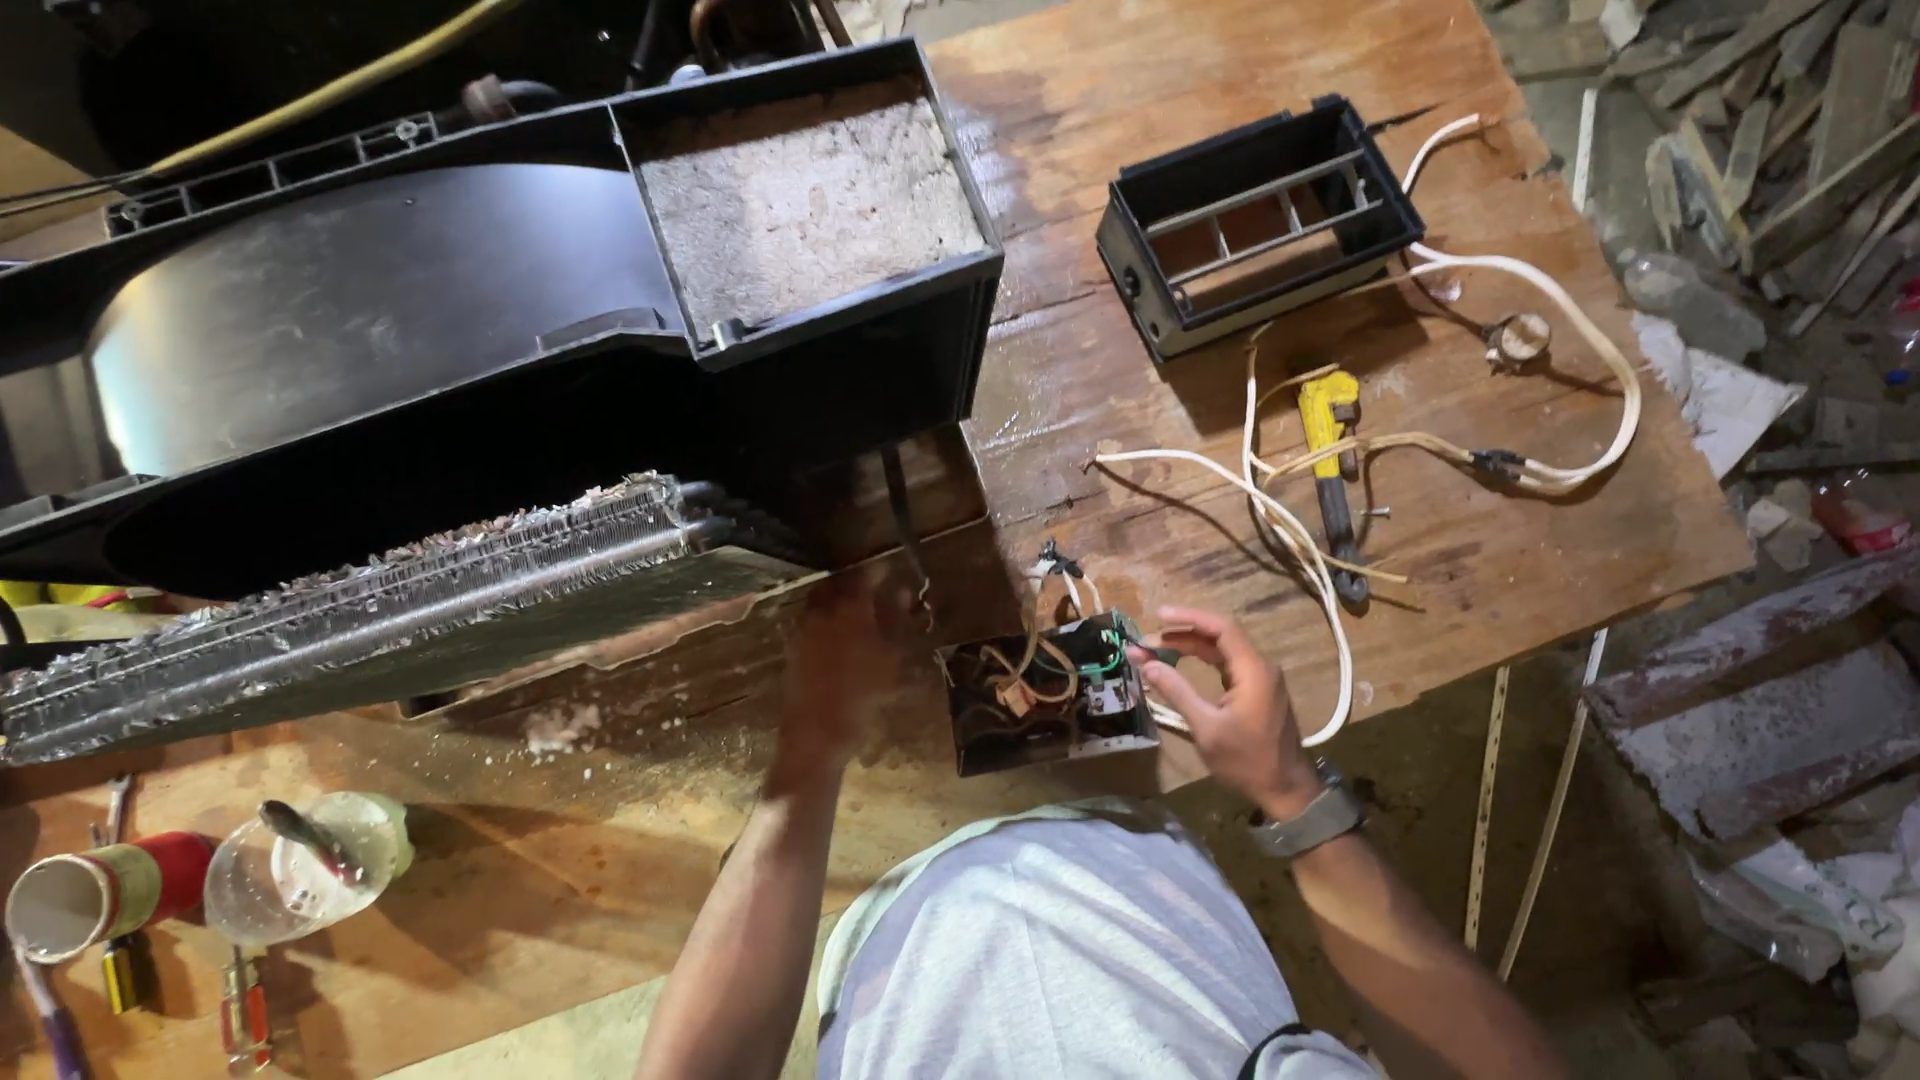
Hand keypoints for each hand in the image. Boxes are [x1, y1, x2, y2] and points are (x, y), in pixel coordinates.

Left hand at [772, 575, 907, 787]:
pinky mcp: (790, 646)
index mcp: (849, 608)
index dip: (878, 570)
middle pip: (835, 583)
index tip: (889, 570)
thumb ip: (895, 619)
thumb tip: (901, 592)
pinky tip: (836, 636)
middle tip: (870, 590)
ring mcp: (802, 627)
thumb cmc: (864, 694)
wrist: (817, 731)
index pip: (864, 575)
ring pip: (818, 600)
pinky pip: (808, 621)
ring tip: (853, 614)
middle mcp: (821, 610)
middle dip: (852, 582)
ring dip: (835, 599)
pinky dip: (823, 619)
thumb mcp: (890, 657)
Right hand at [1126, 606, 1323, 819]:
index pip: (1221, 628)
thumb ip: (1177, 691)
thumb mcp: (1206, 727)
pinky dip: (1202, 659)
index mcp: (1253, 671)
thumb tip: (1146, 664)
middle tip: (1149, 638)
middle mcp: (1261, 666)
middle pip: (1221, 634)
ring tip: (1157, 647)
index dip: (1189, 617)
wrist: (1286, 789)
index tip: (1158, 616)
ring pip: (1222, 648)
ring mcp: (1261, 677)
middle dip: (1183, 632)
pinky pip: (1227, 663)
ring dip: (1190, 644)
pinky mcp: (1256, 689)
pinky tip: (1180, 660)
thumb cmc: (1246, 761)